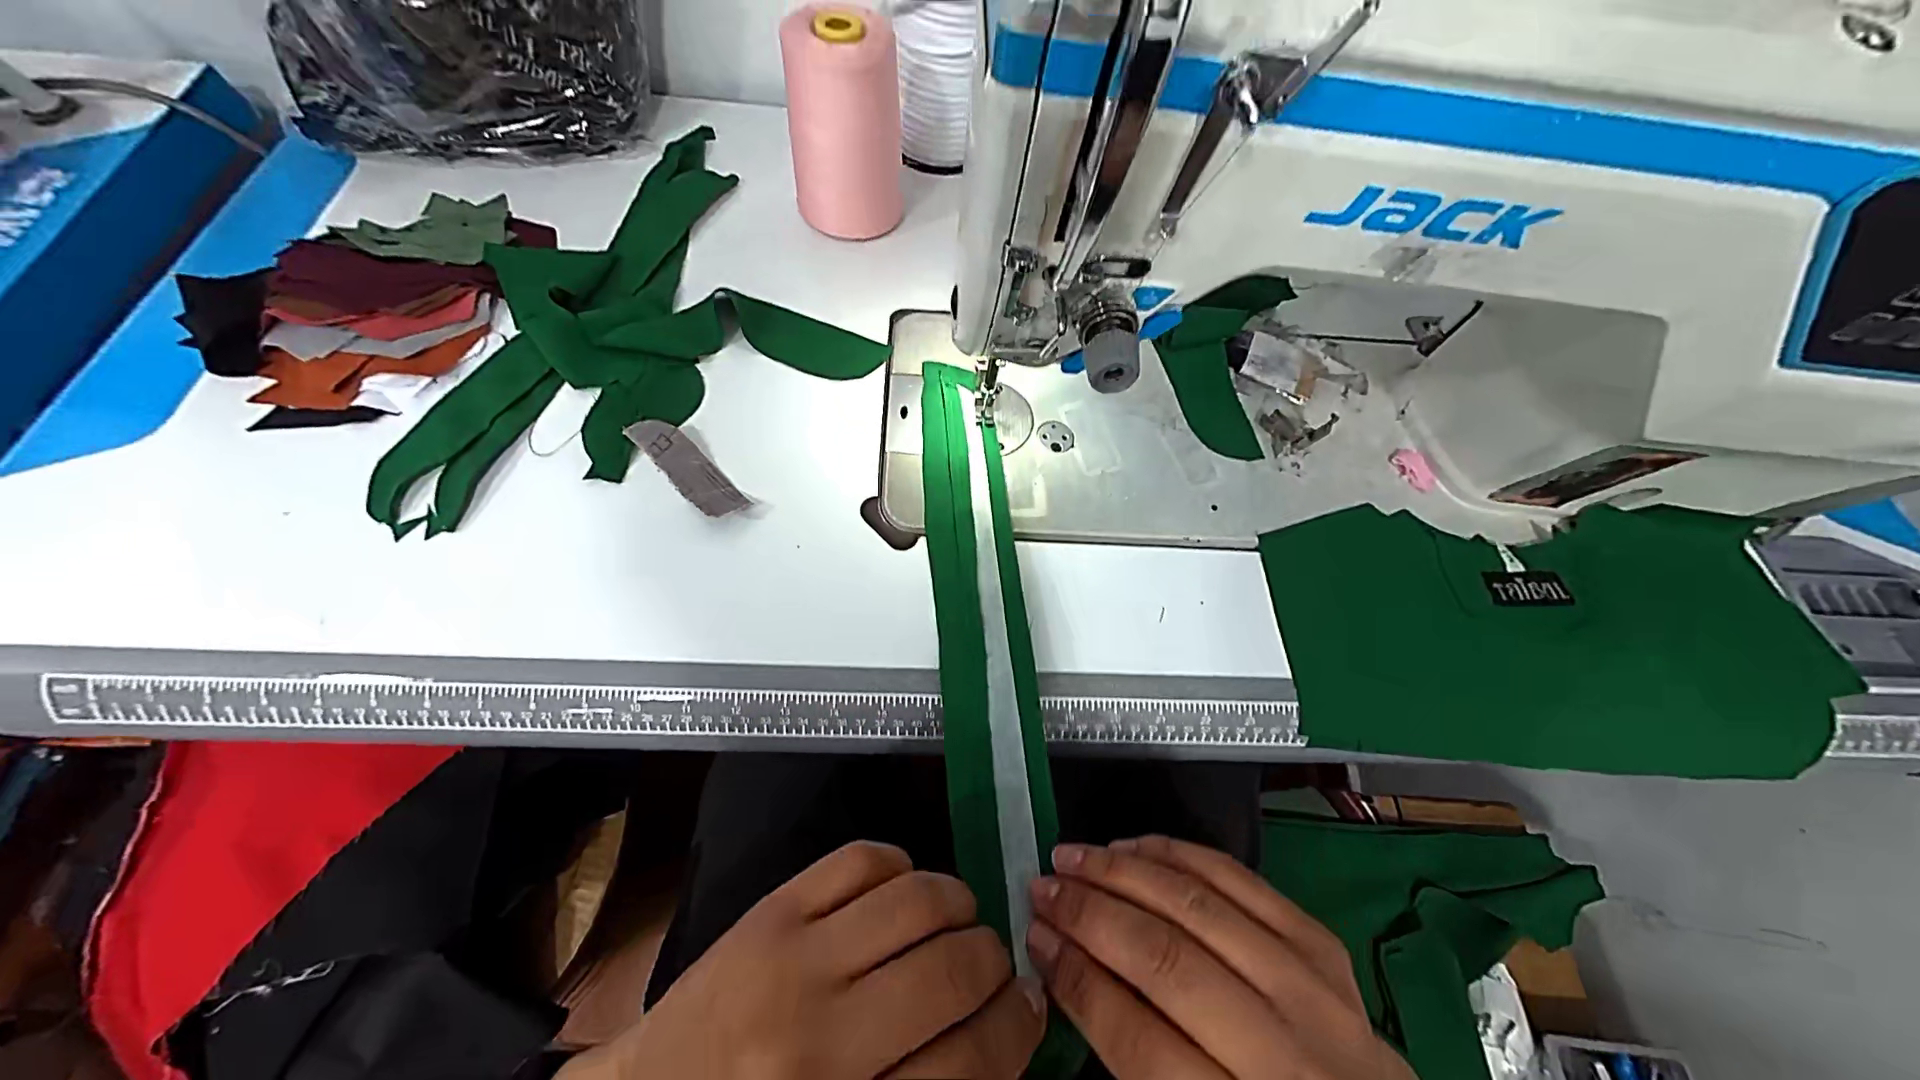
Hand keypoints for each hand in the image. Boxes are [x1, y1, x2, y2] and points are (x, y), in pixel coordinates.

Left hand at [560, 841, 1045, 1079]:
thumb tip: (1014, 1023)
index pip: (972, 1062)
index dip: (1018, 1029)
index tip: (1031, 1008)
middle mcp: (822, 1037)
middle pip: (953, 971)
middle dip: (995, 963)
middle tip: (994, 966)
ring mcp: (794, 958)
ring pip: (919, 901)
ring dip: (960, 906)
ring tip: (959, 921)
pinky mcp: (773, 907)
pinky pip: (864, 859)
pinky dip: (902, 867)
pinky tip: (903, 892)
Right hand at [1026, 835, 1415, 1079]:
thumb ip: (1129, 1054)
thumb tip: (1063, 966)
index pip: (1138, 1036)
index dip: (1076, 979)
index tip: (1034, 935)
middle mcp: (1285, 1055)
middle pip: (1167, 961)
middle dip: (1090, 914)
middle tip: (1042, 885)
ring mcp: (1314, 994)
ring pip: (1201, 908)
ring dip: (1126, 872)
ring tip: (1075, 855)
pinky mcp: (1325, 948)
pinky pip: (1243, 883)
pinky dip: (1182, 855)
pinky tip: (1137, 845)